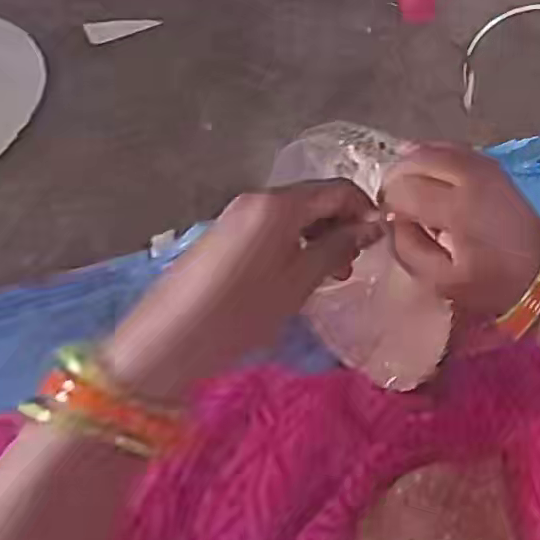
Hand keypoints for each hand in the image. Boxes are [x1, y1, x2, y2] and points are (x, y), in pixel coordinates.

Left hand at [104, 179, 377, 400]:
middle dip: (342, 223)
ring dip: (320, 235)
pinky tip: (296, 275)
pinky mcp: (222, 236)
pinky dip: (294, 243)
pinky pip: (272, 228)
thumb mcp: (301, 280)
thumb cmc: (240, 312)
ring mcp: (236, 216)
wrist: (159, 351)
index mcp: (279, 203)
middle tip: (354, 262)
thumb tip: (374, 225)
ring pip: (295, 214)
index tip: (380, 237)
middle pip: (315, 198)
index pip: (339, 188)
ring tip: (329, 274)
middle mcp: (257, 199)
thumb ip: (341, 246)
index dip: (365, 208)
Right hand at [380, 142, 539, 318]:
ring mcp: (485, 165)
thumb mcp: (440, 279)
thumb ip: (407, 247)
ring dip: (412, 165)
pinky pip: (452, 148)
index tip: (389, 221)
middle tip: (393, 203)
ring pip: (433, 147)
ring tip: (408, 191)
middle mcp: (472, 176)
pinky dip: (433, 157)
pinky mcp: (492, 164)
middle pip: (415, 158)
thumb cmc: (490, 282)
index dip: (388, 204)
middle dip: (396, 178)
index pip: (404, 188)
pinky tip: (428, 179)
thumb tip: (393, 218)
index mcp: (459, 207)